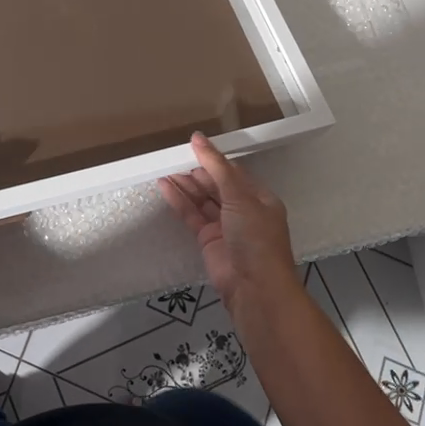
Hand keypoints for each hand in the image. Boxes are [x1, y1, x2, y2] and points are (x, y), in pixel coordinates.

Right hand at [160, 133, 298, 319]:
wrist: (255, 287)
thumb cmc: (255, 237)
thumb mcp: (239, 196)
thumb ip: (216, 167)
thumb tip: (198, 138)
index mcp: (259, 198)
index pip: (234, 173)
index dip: (214, 160)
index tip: (193, 145)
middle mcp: (243, 211)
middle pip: (216, 185)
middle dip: (198, 172)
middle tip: (174, 158)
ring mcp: (225, 226)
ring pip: (202, 200)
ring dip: (185, 185)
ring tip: (165, 170)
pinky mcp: (208, 240)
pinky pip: (192, 215)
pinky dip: (179, 201)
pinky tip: (165, 187)